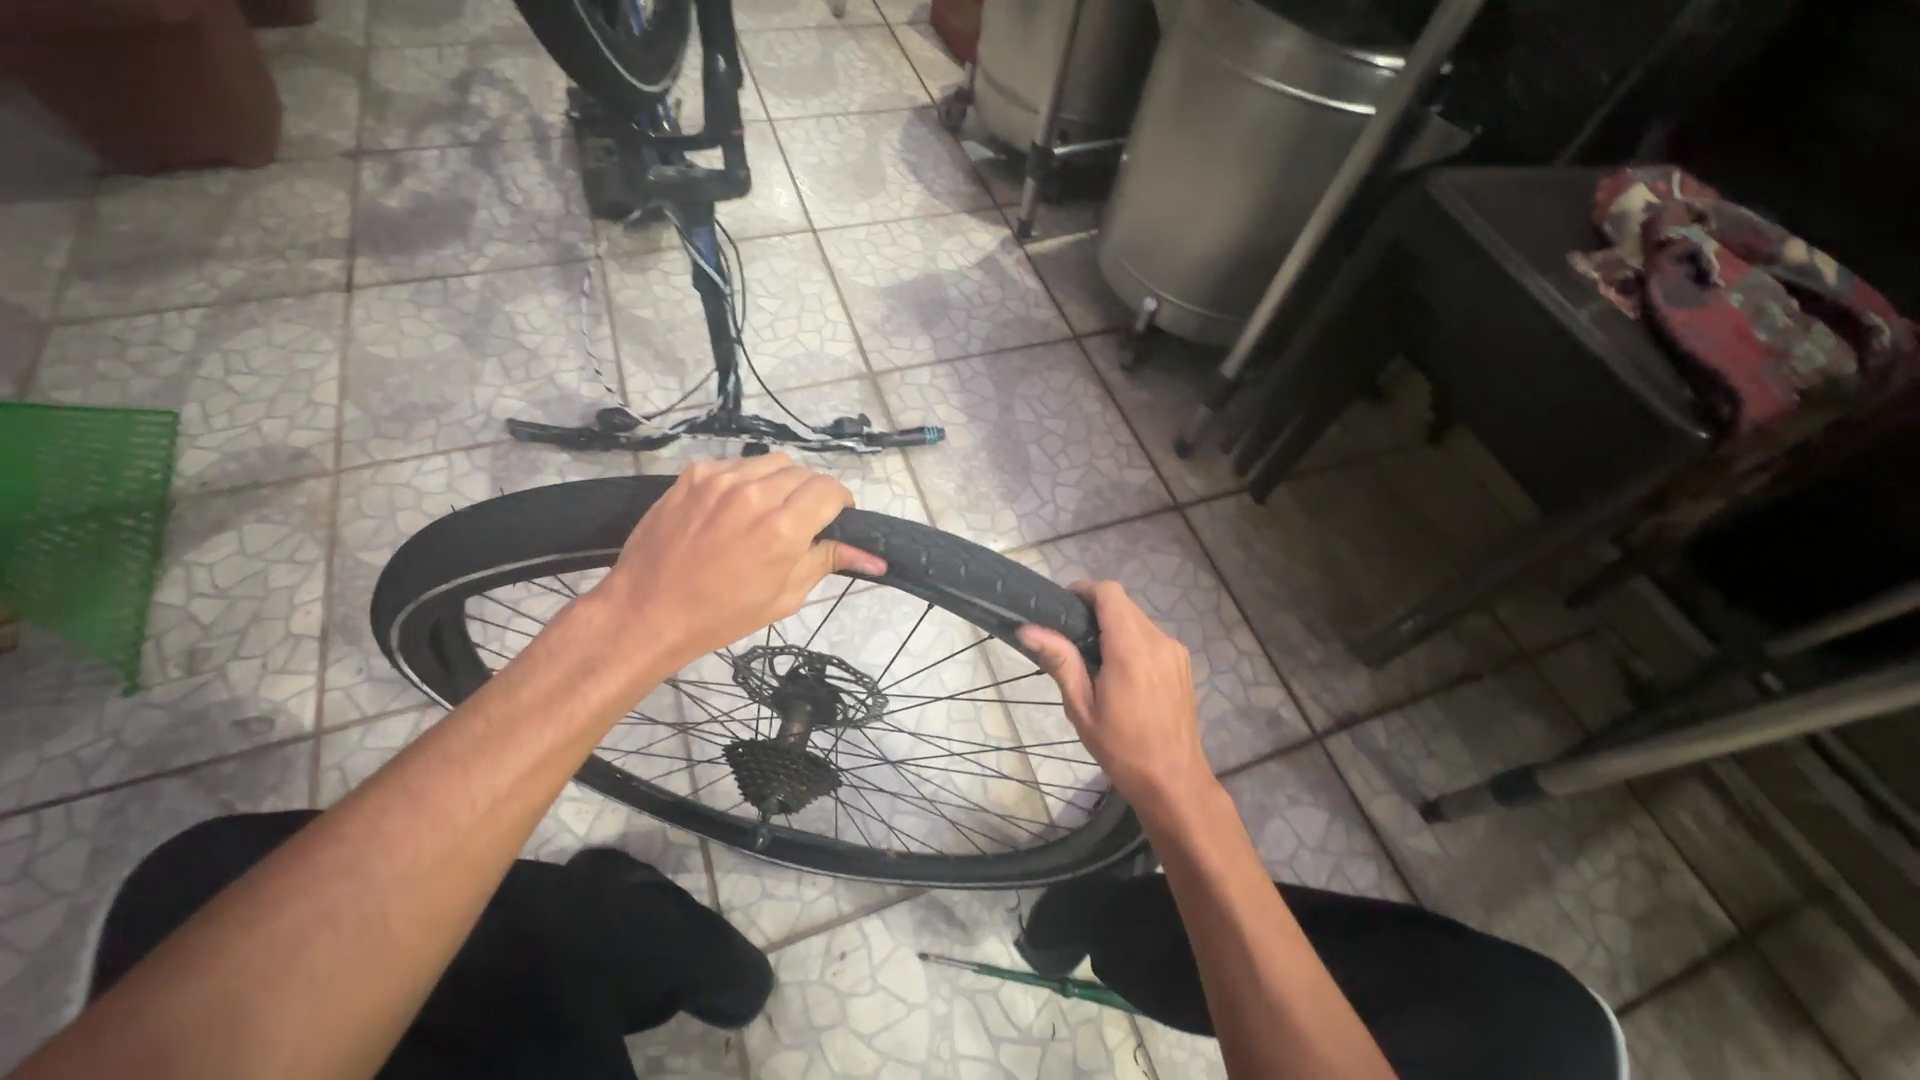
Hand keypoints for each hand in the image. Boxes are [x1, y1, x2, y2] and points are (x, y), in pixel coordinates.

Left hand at [593, 455, 886, 668]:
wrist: (647, 611)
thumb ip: (827, 562)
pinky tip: (733, 508)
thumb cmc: (722, 615)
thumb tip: (875, 559)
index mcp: (784, 528)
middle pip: (805, 473)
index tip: (833, 520)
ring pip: (773, 462)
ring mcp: (721, 479)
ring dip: (781, 482)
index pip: (831, 490)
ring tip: (767, 511)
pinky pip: (737, 464)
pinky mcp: (695, 474)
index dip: (840, 504)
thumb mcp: (784, 597)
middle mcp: (756, 493)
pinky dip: (746, 480)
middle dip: (812, 494)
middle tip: (799, 523)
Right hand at [1017, 582, 1213, 814]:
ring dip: (1115, 629)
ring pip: (1139, 621)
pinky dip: (1133, 643)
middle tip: (1071, 642)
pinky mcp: (1183, 664)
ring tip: (1095, 664)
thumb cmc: (1121, 748)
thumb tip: (1028, 629)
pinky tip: (1121, 676)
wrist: (1173, 780)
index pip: (1109, 594)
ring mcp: (1176, 652)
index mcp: (1131, 649)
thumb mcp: (1081, 707)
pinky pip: (1152, 638)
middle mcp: (1159, 641)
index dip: (1084, 591)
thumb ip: (1060, 661)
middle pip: (1124, 605)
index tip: (1063, 608)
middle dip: (1096, 613)